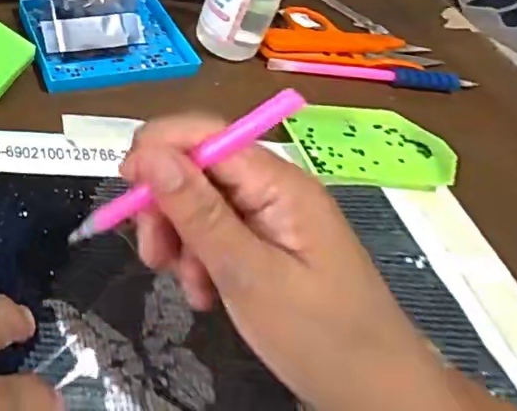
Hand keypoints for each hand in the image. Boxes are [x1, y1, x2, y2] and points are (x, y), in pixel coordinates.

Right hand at [120, 114, 497, 410]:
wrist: (389, 407)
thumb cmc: (326, 341)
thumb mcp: (250, 277)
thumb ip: (197, 211)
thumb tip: (147, 152)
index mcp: (276, 181)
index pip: (202, 133)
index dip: (157, 148)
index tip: (126, 186)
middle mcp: (270, 185)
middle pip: (194, 166)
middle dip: (163, 203)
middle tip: (151, 253)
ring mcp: (268, 213)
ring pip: (196, 199)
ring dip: (177, 235)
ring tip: (181, 282)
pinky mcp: (265, 239)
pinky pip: (213, 228)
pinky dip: (196, 254)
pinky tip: (202, 291)